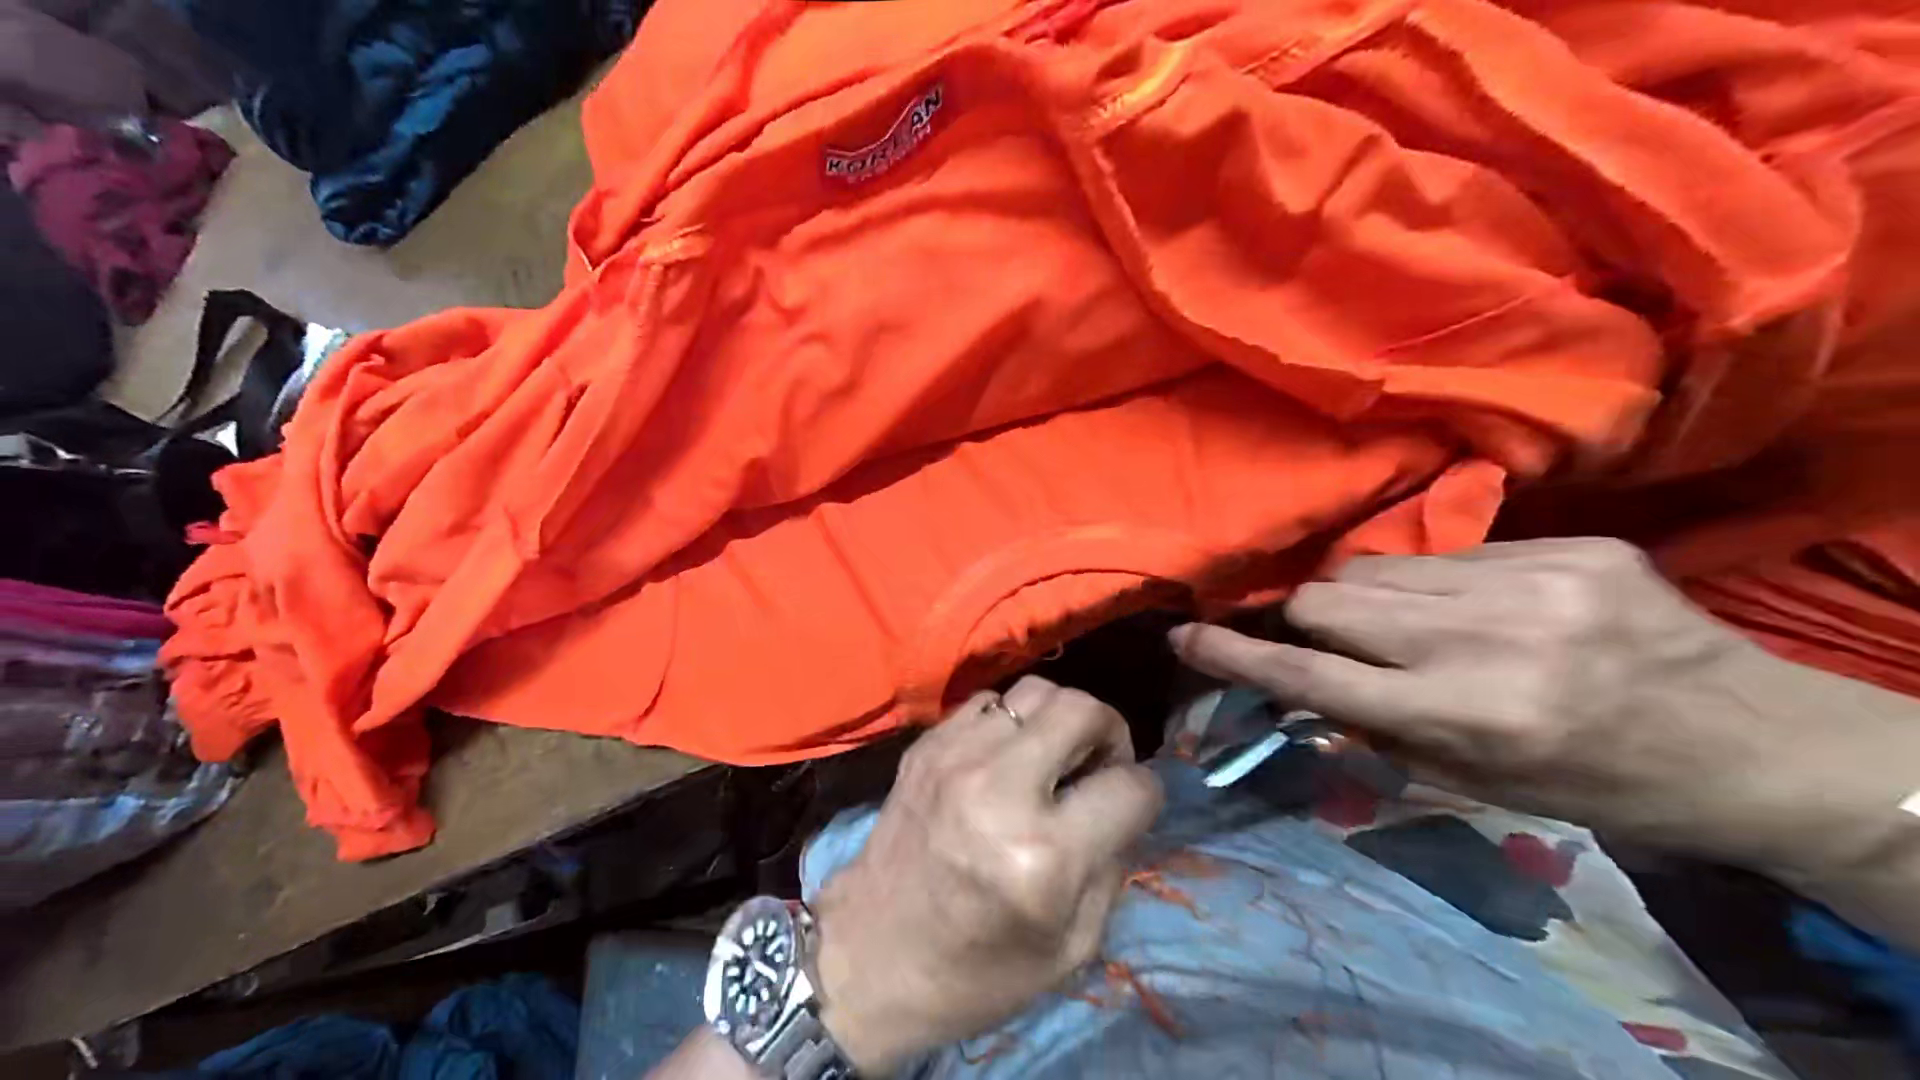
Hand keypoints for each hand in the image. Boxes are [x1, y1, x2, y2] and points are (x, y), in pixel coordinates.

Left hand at [811, 676, 1163, 1074]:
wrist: (872, 954)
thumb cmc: (978, 972)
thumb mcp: (1073, 946)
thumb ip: (1114, 864)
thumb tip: (1128, 799)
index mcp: (1043, 857)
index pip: (1131, 786)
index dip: (1144, 794)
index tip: (1129, 805)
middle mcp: (999, 790)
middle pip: (1082, 709)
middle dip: (1109, 732)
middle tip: (1097, 765)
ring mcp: (955, 758)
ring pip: (1035, 691)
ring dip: (1058, 720)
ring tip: (1051, 757)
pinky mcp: (926, 746)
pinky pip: (989, 702)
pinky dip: (1011, 723)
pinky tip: (1004, 759)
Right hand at [1169, 538, 1919, 884]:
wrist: (1763, 747)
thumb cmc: (1599, 786)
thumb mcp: (1474, 781)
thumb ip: (1376, 724)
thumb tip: (1300, 676)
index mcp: (1468, 717)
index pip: (1312, 675)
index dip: (1235, 654)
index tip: (1183, 636)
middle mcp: (1491, 641)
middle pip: (1331, 600)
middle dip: (1309, 620)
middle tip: (1327, 640)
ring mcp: (1536, 583)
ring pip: (1376, 569)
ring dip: (1365, 599)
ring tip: (1407, 625)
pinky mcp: (1573, 548)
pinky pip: (1448, 555)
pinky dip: (1435, 585)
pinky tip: (1481, 608)